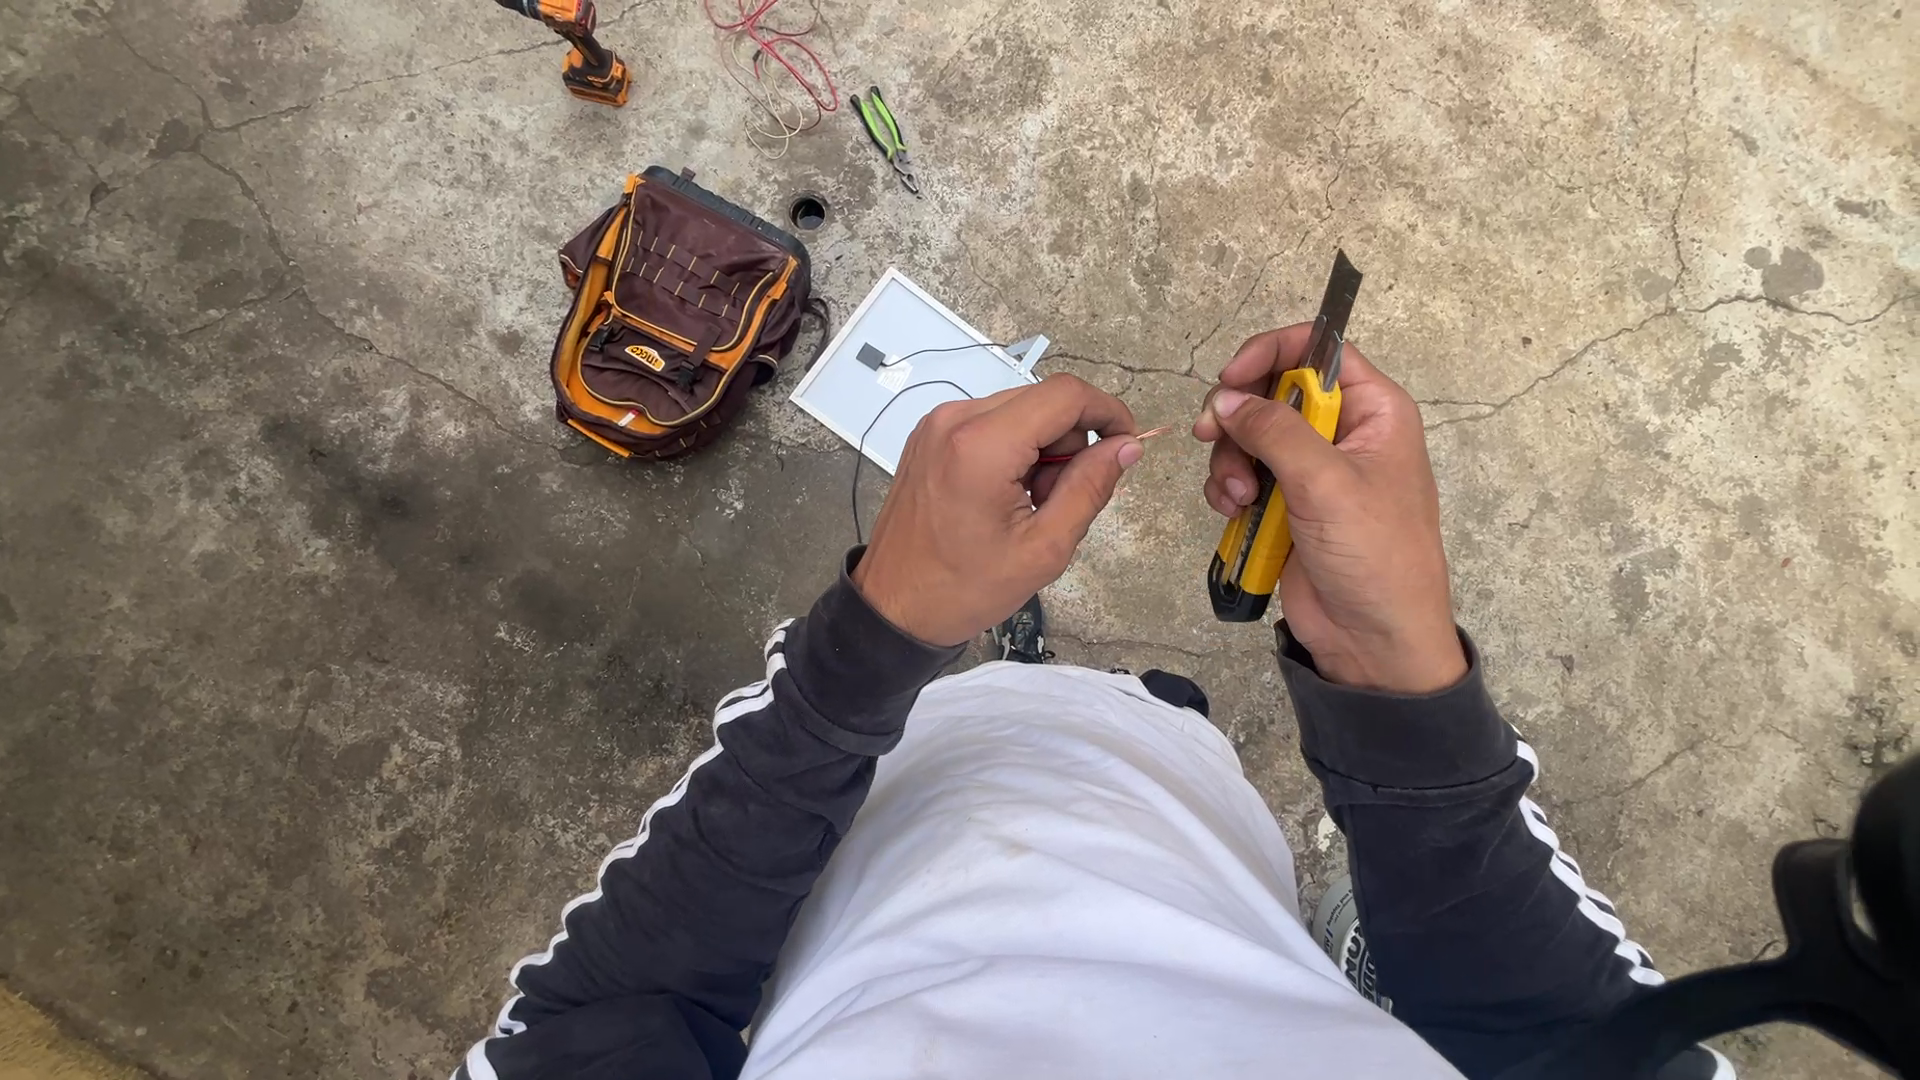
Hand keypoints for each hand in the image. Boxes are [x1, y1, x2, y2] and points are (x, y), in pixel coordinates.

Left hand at [854, 374, 1142, 646]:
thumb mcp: (1043, 548)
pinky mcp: (929, 435)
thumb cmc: (965, 588)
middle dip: (1070, 443)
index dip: (1107, 412)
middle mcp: (955, 419)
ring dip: (1041, 449)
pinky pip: (991, 423)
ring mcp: (937, 424)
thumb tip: (1127, 446)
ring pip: (1020, 411)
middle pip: (1043, 401)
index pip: (1065, 395)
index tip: (1125, 445)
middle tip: (1059, 500)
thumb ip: (1090, 488)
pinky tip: (1004, 495)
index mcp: (982, 444)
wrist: (893, 606)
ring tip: (1026, 505)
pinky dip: (1012, 451)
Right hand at [1193, 325, 1465, 692]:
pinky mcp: (1283, 503)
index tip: (1229, 379)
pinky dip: (1228, 490)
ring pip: (1248, 437)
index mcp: (1373, 412)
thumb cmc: (1372, 553)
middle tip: (1208, 437)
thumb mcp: (1326, 483)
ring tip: (1237, 499)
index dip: (1270, 353)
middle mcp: (1339, 433)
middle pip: (1270, 393)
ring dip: (1229, 462)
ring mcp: (1308, 470)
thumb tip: (1224, 398)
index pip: (1319, 351)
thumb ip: (1274, 432)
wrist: (1371, 637)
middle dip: (1237, 418)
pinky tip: (1233, 513)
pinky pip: (1241, 475)